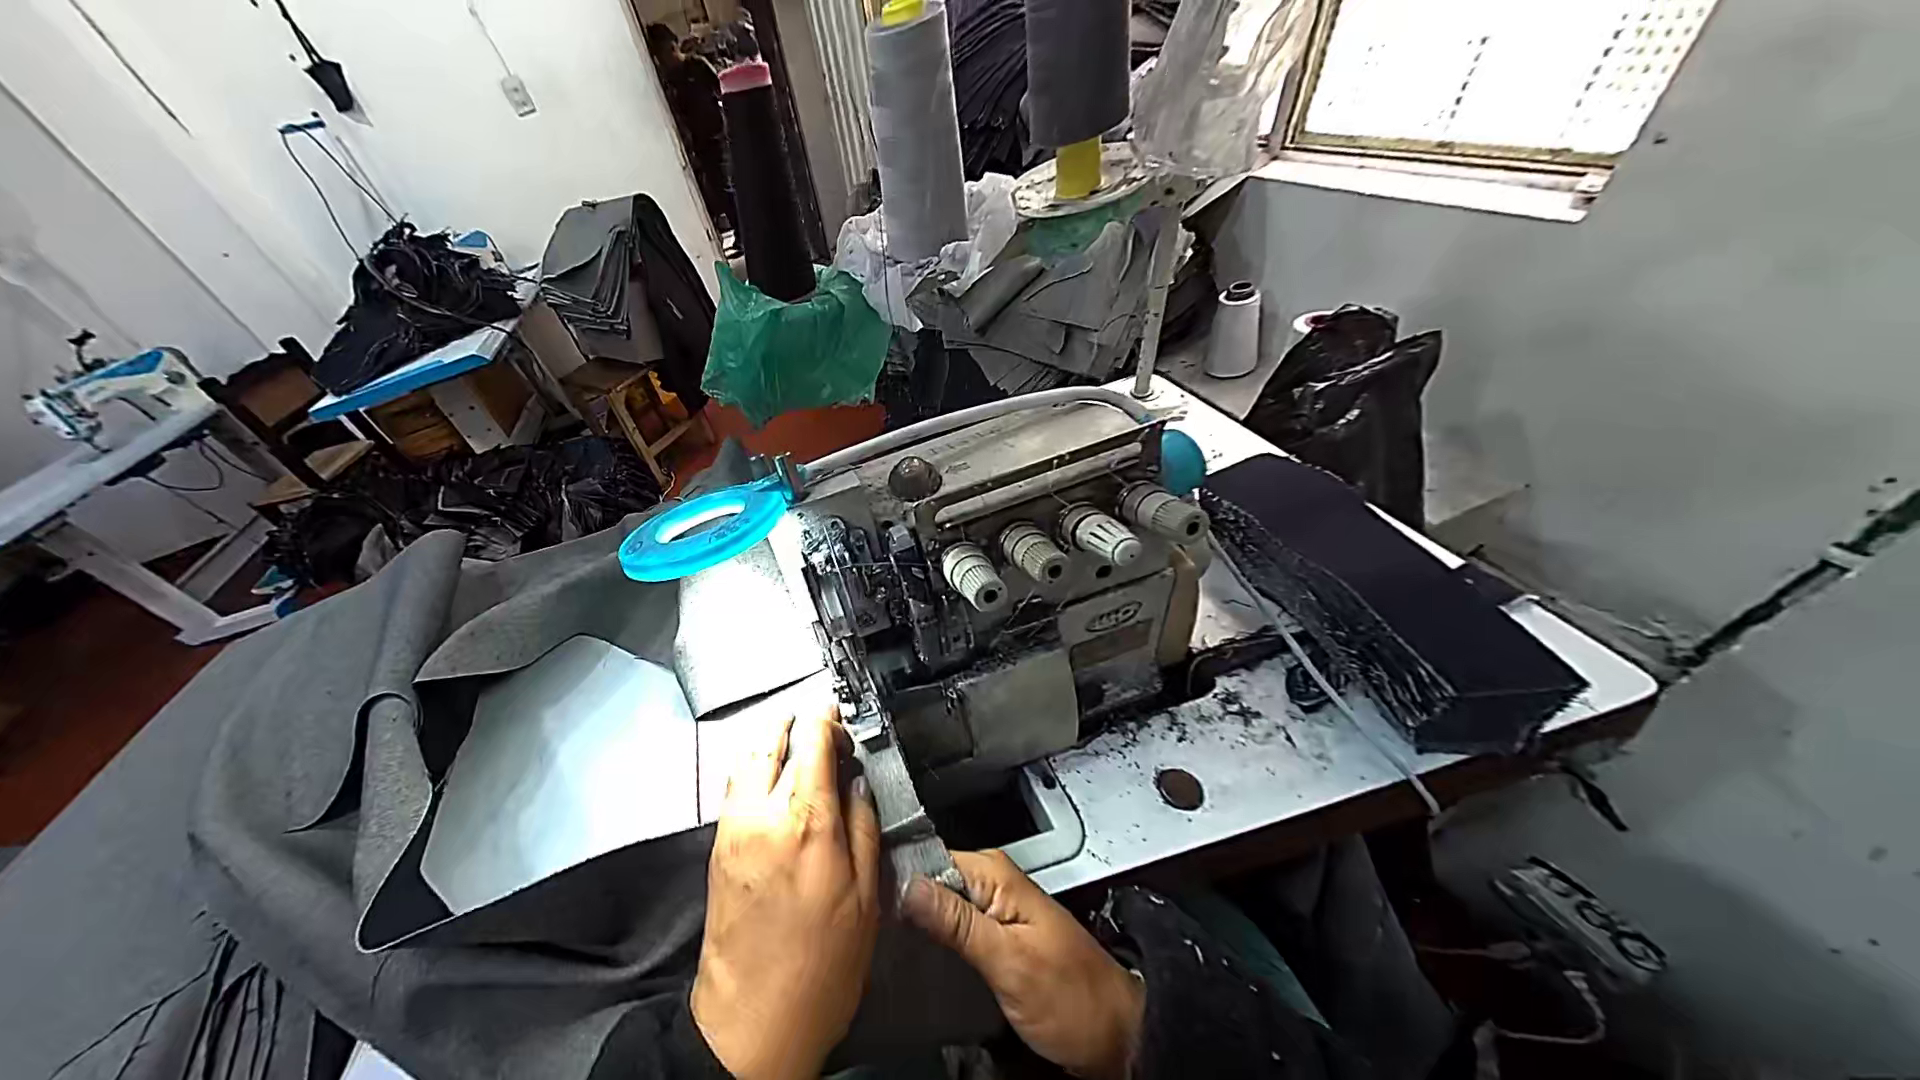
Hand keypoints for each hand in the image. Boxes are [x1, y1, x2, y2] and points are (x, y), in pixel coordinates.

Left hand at [692, 707, 880, 1079]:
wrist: (752, 1024)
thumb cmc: (820, 968)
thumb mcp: (865, 896)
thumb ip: (864, 828)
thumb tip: (858, 786)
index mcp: (808, 825)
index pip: (812, 743)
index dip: (826, 720)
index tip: (837, 715)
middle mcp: (764, 817)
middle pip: (772, 741)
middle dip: (796, 723)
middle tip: (819, 726)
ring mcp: (733, 831)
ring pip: (746, 760)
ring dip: (771, 741)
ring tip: (796, 744)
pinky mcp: (718, 849)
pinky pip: (735, 788)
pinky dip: (754, 768)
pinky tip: (774, 779)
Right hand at [902, 850, 1144, 1079]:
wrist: (1112, 1035)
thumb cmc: (1075, 998)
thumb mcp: (1009, 960)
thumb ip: (958, 922)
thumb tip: (910, 886)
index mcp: (995, 876)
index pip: (930, 857)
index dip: (899, 879)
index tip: (873, 902)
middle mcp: (993, 885)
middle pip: (930, 883)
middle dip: (904, 905)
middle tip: (878, 934)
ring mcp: (993, 912)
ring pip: (937, 909)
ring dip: (916, 928)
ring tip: (890, 949)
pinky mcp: (993, 938)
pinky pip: (951, 931)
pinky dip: (934, 944)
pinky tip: (917, 961)